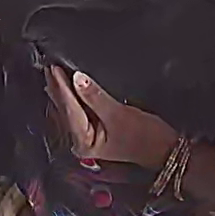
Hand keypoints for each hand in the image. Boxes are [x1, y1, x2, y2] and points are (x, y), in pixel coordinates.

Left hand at [46, 65, 177, 167]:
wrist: (165, 149)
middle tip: (49, 66)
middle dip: (57, 88)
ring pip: (68, 110)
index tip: (54, 69)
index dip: (61, 88)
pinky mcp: (92, 130)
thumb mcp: (119, 115)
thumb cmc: (146, 136)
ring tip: (52, 73)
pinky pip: (76, 110)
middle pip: (65, 110)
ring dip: (61, 91)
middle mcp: (79, 142)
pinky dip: (71, 97)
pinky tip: (65, 86)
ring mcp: (84, 137)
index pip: (69, 110)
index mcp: (83, 143)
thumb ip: (95, 97)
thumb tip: (77, 78)